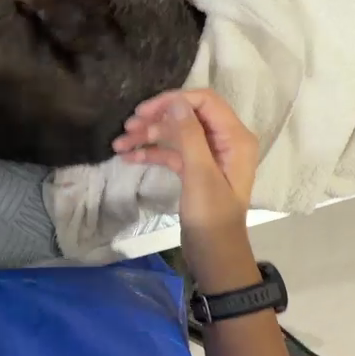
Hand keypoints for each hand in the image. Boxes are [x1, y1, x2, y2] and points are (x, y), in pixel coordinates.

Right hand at [113, 89, 260, 286]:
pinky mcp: (195, 172)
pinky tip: (129, 157)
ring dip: (149, 136)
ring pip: (176, 135)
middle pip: (187, 116)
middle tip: (127, 127)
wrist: (214, 254)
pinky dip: (152, 153)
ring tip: (119, 144)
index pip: (204, 102)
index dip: (172, 101)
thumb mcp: (200, 174)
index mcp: (235, 137)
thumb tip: (175, 102)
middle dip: (156, 119)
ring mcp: (209, 157)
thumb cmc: (211, 216)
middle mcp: (224, 141)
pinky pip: (172, 154)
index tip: (142, 112)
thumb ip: (189, 135)